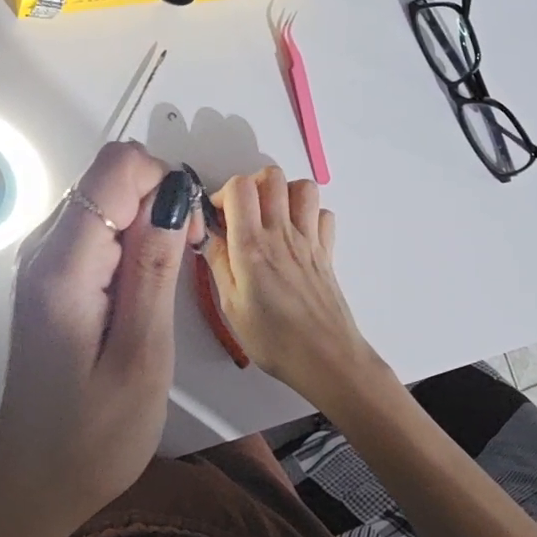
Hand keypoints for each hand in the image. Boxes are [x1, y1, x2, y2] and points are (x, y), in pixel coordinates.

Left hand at [0, 142, 201, 531]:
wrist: (34, 474)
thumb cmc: (93, 435)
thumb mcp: (142, 356)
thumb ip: (154, 267)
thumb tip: (173, 194)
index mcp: (62, 265)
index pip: (115, 167)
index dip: (164, 184)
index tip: (189, 237)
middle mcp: (41, 248)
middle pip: (108, 177)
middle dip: (159, 203)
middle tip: (183, 264)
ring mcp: (40, 259)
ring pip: (104, 199)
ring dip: (146, 225)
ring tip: (161, 288)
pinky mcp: (48, 274)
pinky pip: (94, 228)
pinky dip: (127, 242)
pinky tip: (139, 291)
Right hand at [203, 166, 377, 403]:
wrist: (327, 360)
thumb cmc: (273, 340)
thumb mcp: (230, 306)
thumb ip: (218, 263)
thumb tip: (208, 235)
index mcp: (252, 246)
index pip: (240, 187)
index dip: (223, 193)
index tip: (217, 217)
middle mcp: (282, 234)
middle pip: (271, 176)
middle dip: (251, 184)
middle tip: (241, 212)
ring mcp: (309, 240)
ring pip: (302, 187)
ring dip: (282, 193)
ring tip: (268, 217)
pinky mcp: (327, 252)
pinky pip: (322, 214)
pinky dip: (308, 215)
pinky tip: (294, 236)